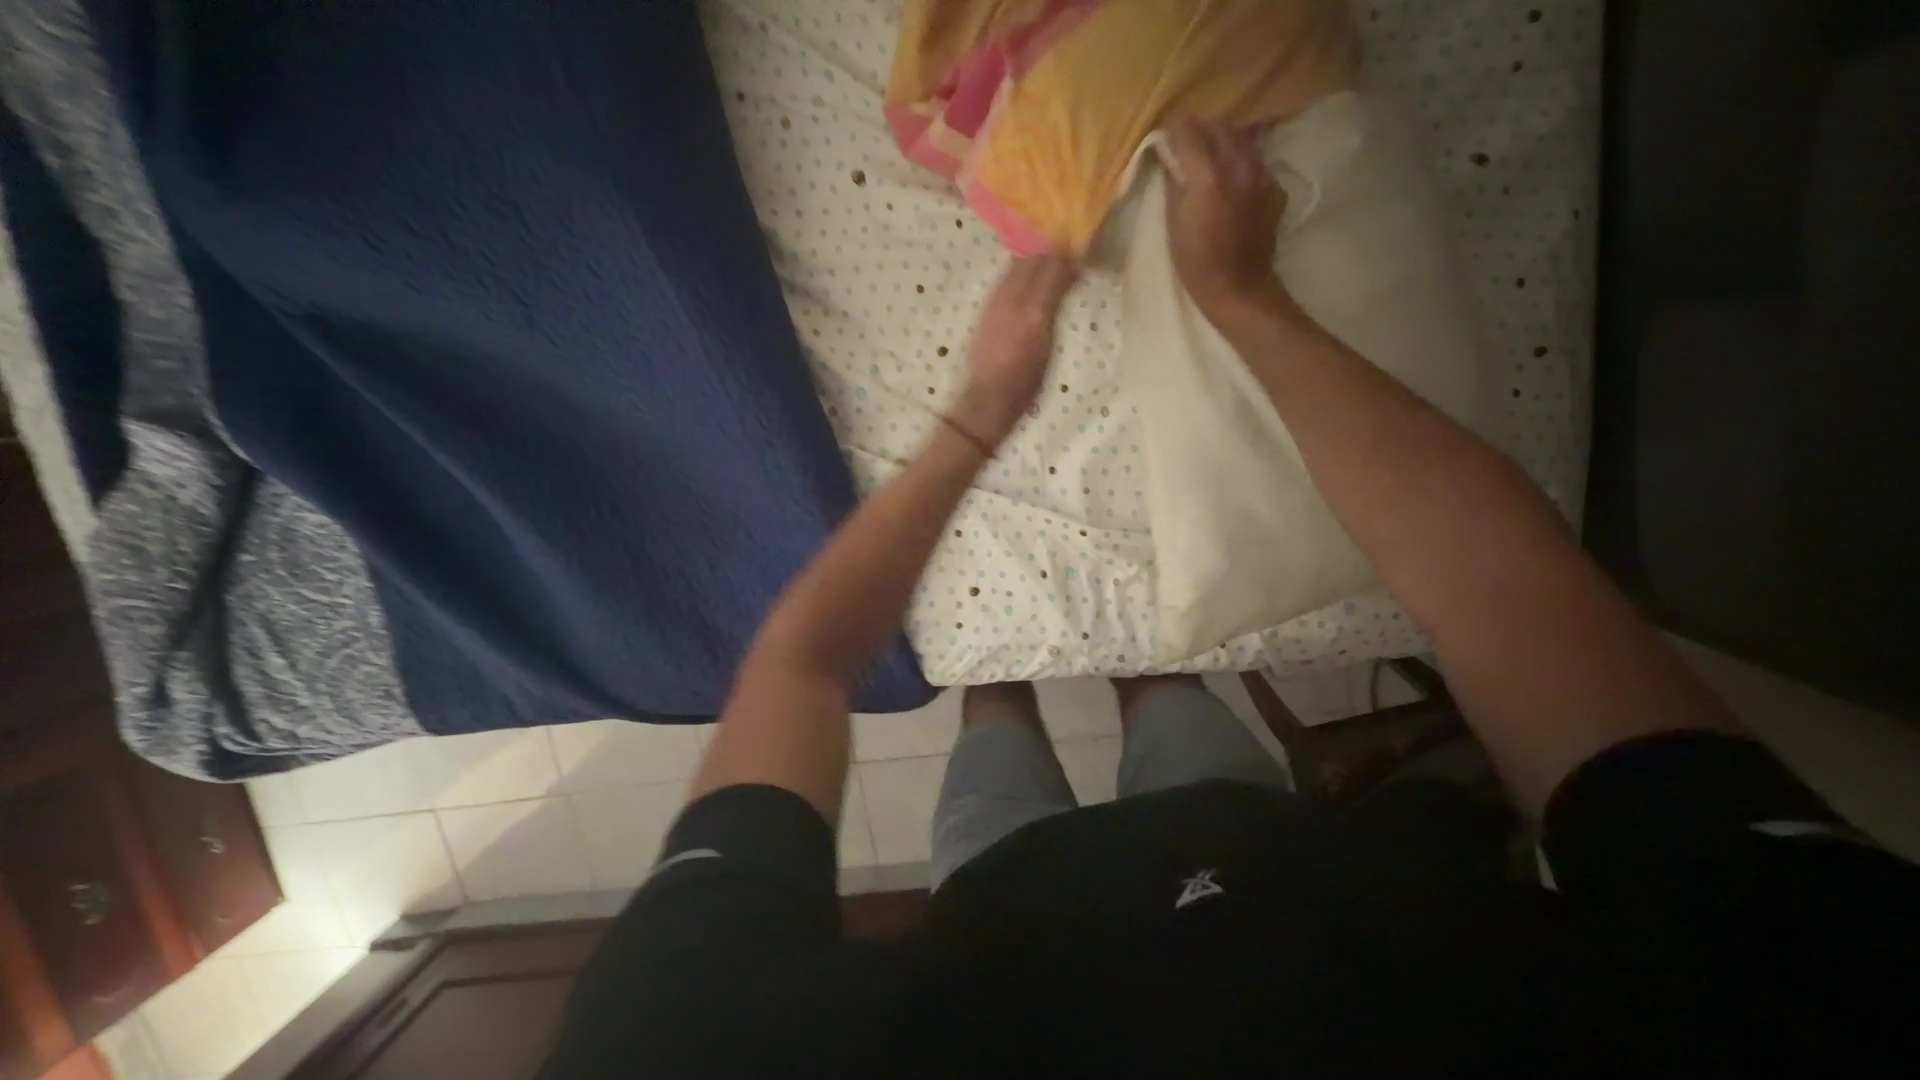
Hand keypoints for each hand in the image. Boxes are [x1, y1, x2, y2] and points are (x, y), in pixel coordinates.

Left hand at [950, 255, 1078, 444]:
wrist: (987, 400)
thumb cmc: (1024, 382)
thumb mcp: (1049, 346)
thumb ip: (1056, 305)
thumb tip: (1070, 272)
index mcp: (1034, 310)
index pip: (1052, 266)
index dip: (1067, 254)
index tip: (1081, 249)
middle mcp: (1011, 299)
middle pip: (1032, 260)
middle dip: (1049, 251)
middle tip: (1066, 250)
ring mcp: (995, 302)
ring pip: (1016, 266)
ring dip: (1033, 258)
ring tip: (1049, 261)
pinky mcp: (985, 310)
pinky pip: (1005, 279)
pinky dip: (1019, 272)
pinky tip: (1026, 278)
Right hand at [1163, 117, 1289, 315]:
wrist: (1239, 287)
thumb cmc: (1196, 261)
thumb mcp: (1173, 223)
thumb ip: (1174, 182)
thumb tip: (1170, 158)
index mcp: (1208, 175)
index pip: (1188, 130)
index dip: (1175, 127)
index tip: (1167, 131)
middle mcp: (1239, 166)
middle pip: (1221, 126)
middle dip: (1203, 130)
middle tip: (1190, 145)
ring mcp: (1262, 175)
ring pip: (1244, 139)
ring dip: (1226, 142)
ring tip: (1214, 158)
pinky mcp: (1275, 189)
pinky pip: (1258, 162)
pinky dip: (1244, 164)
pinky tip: (1236, 183)